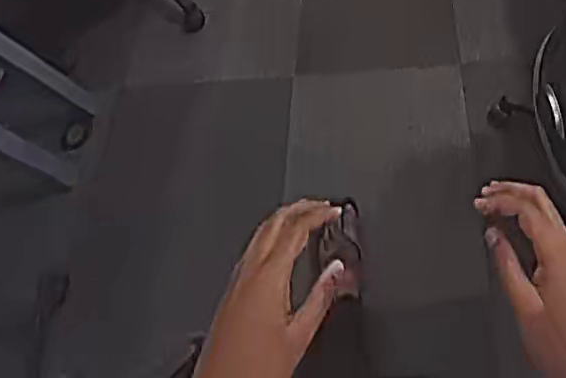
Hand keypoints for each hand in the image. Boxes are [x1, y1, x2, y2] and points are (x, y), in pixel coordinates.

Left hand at [195, 200, 349, 377]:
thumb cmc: (253, 372)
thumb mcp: (298, 337)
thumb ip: (320, 297)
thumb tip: (336, 270)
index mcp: (268, 277)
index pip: (295, 228)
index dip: (318, 213)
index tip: (334, 210)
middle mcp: (249, 273)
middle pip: (275, 221)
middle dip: (300, 207)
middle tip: (321, 204)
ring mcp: (236, 282)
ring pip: (261, 232)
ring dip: (284, 218)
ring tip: (304, 217)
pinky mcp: (229, 293)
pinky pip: (252, 249)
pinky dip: (270, 234)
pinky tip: (278, 247)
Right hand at [477, 182, 565, 377]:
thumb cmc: (560, 342)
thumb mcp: (525, 305)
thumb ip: (507, 264)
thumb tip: (493, 235)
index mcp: (556, 249)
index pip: (526, 207)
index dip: (501, 199)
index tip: (480, 202)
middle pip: (539, 198)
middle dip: (511, 189)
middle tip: (486, 191)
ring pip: (545, 207)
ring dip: (520, 198)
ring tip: (496, 200)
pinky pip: (549, 223)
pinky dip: (528, 213)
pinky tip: (514, 221)